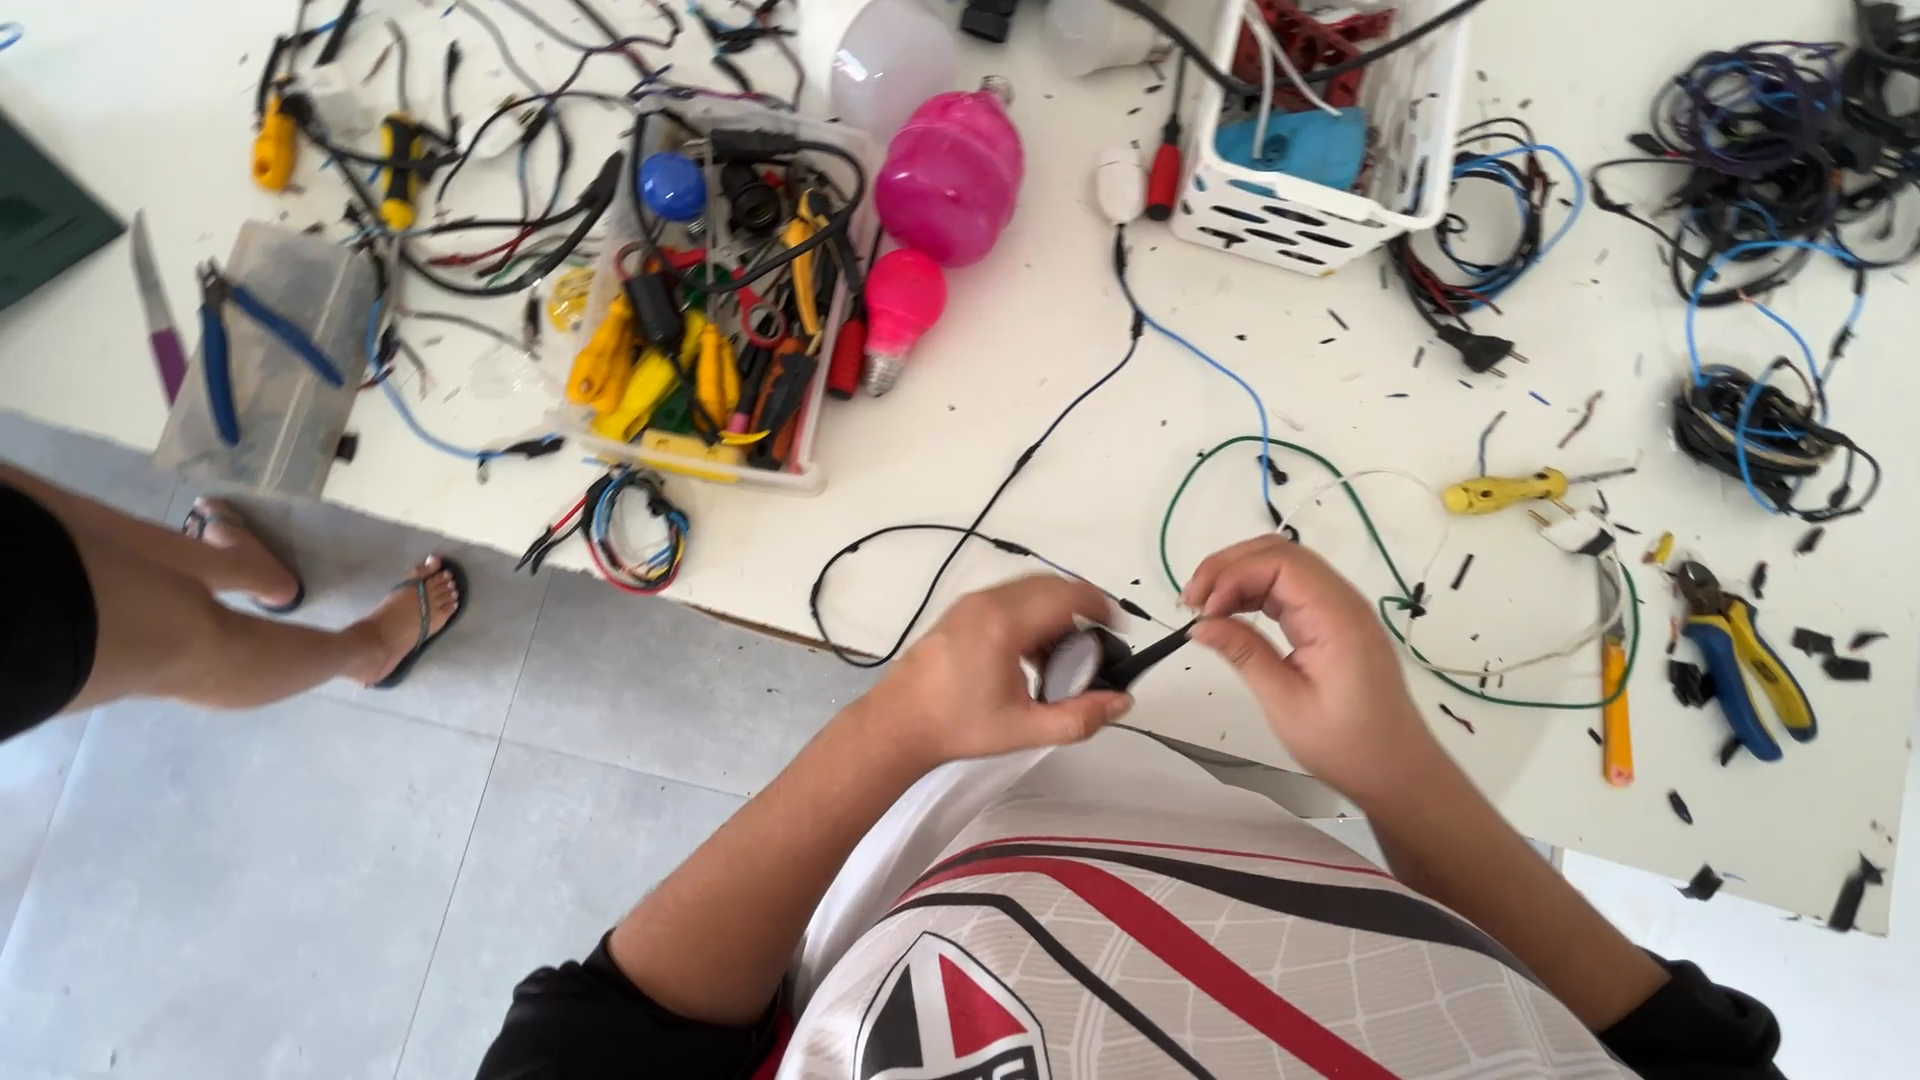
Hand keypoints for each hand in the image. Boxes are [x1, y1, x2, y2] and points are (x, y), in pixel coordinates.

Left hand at [863, 575, 1134, 768]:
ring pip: (1027, 588)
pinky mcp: (959, 610)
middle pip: (1049, 585)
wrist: (899, 722)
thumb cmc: (960, 726)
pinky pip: (1007, 596)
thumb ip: (1079, 717)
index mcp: (1005, 624)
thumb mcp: (1025, 729)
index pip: (1066, 596)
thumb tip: (1122, 702)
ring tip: (1062, 651)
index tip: (1116, 629)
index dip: (1099, 606)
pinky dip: (1030, 611)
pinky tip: (1030, 651)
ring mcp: (970, 602)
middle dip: (1079, 607)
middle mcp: (988, 602)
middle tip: (1093, 644)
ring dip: (1053, 609)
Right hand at [1182, 535, 1440, 803]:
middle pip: (1278, 553)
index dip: (1233, 576)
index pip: (1280, 564)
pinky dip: (1251, 591)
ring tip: (1202, 606)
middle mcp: (1342, 601)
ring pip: (1280, 564)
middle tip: (1191, 601)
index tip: (1202, 612)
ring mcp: (1337, 608)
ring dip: (1236, 576)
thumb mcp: (1286, 703)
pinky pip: (1286, 587)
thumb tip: (1198, 626)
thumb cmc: (1346, 745)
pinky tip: (1227, 612)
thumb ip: (1244, 654)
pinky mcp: (1329, 620)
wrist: (1397, 771)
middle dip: (1228, 567)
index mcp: (1337, 618)